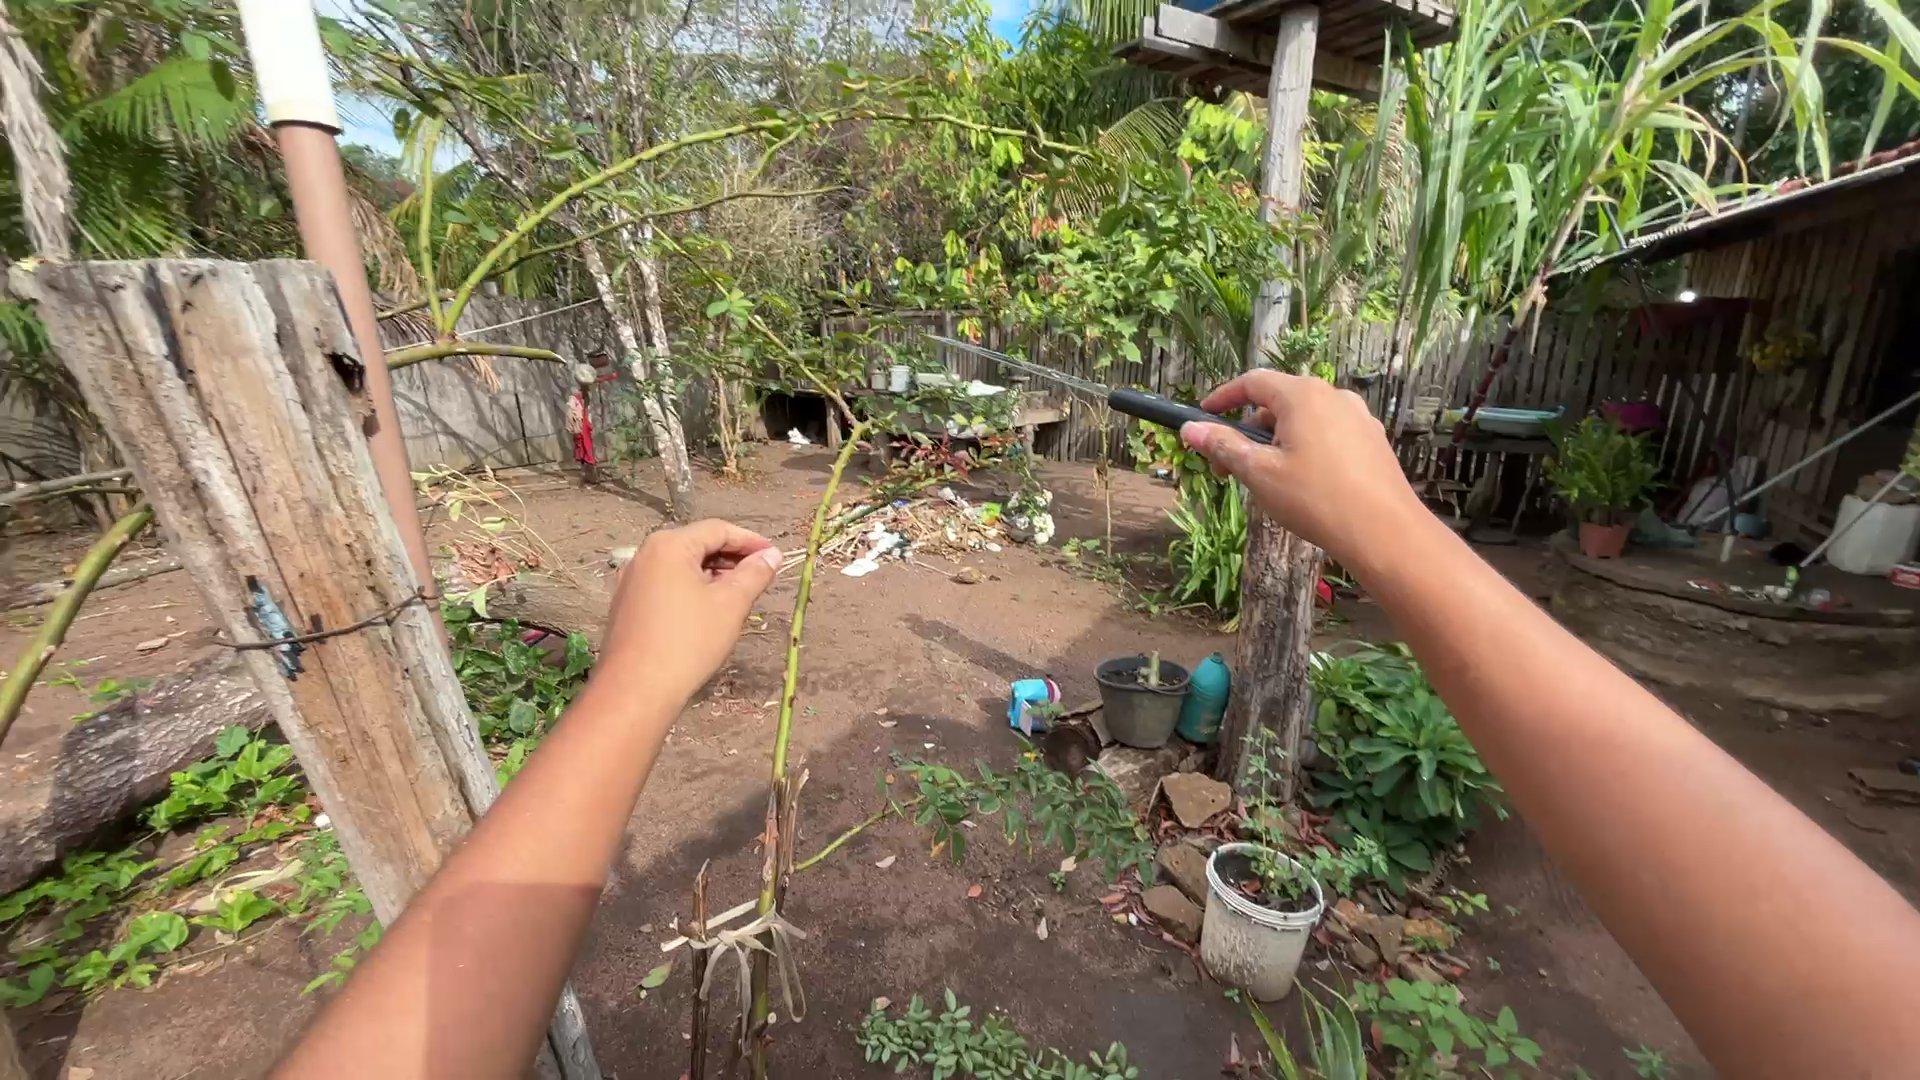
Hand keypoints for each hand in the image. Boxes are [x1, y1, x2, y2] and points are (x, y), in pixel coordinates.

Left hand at [598, 519, 780, 702]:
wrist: (636, 690)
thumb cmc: (688, 641)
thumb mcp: (731, 603)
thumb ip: (755, 573)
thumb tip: (773, 555)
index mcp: (669, 546)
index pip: (718, 530)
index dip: (751, 541)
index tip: (775, 556)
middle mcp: (645, 555)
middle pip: (698, 544)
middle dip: (733, 557)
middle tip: (762, 575)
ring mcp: (632, 580)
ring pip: (683, 565)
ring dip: (715, 574)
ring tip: (741, 594)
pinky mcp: (628, 603)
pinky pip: (668, 583)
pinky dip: (693, 588)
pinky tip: (710, 609)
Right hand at [1179, 371, 1426, 567]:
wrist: (1383, 532)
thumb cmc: (1313, 497)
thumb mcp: (1258, 472)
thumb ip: (1223, 445)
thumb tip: (1190, 428)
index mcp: (1304, 396)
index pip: (1253, 382)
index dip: (1222, 397)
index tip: (1202, 417)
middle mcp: (1333, 397)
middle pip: (1277, 402)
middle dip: (1245, 431)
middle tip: (1226, 466)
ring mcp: (1357, 418)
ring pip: (1301, 421)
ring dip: (1273, 442)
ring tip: (1261, 480)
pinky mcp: (1370, 442)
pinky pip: (1324, 435)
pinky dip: (1300, 449)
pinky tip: (1297, 483)